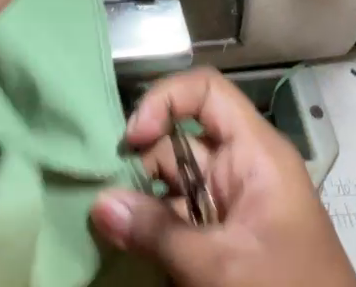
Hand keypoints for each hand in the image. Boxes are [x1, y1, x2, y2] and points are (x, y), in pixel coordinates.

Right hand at [91, 69, 355, 286]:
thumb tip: (99, 203)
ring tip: (112, 221)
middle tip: (107, 189)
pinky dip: (155, 226)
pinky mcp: (225, 241)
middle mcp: (243, 169)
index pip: (205, 92)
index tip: (132, 138)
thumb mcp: (219, 264)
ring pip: (175, 181)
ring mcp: (233, 207)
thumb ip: (157, 231)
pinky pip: (180, 217)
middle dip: (142, 159)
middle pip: (181, 138)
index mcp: (256, 154)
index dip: (164, 101)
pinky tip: (128, 241)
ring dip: (143, 198)